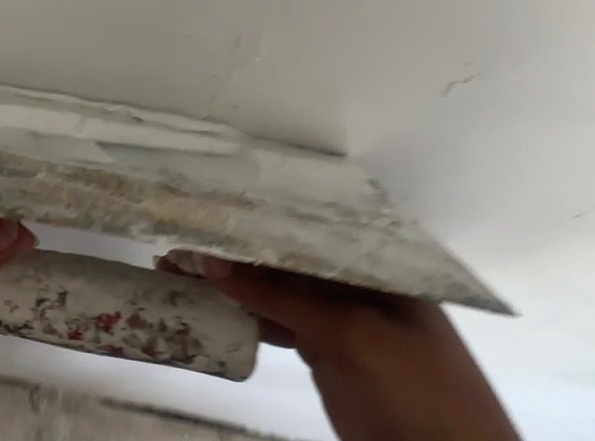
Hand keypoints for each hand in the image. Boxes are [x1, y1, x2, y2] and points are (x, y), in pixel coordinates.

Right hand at [160, 251, 519, 440]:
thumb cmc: (418, 391)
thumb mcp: (349, 334)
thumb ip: (280, 295)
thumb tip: (208, 260)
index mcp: (375, 262)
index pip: (306, 225)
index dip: (256, 215)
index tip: (205, 203)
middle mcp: (355, 281)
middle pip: (284, 256)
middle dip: (234, 248)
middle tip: (178, 240)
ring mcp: (340, 319)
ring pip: (274, 289)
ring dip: (230, 281)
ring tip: (177, 269)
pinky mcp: (326, 352)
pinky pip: (275, 322)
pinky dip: (243, 314)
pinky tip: (209, 306)